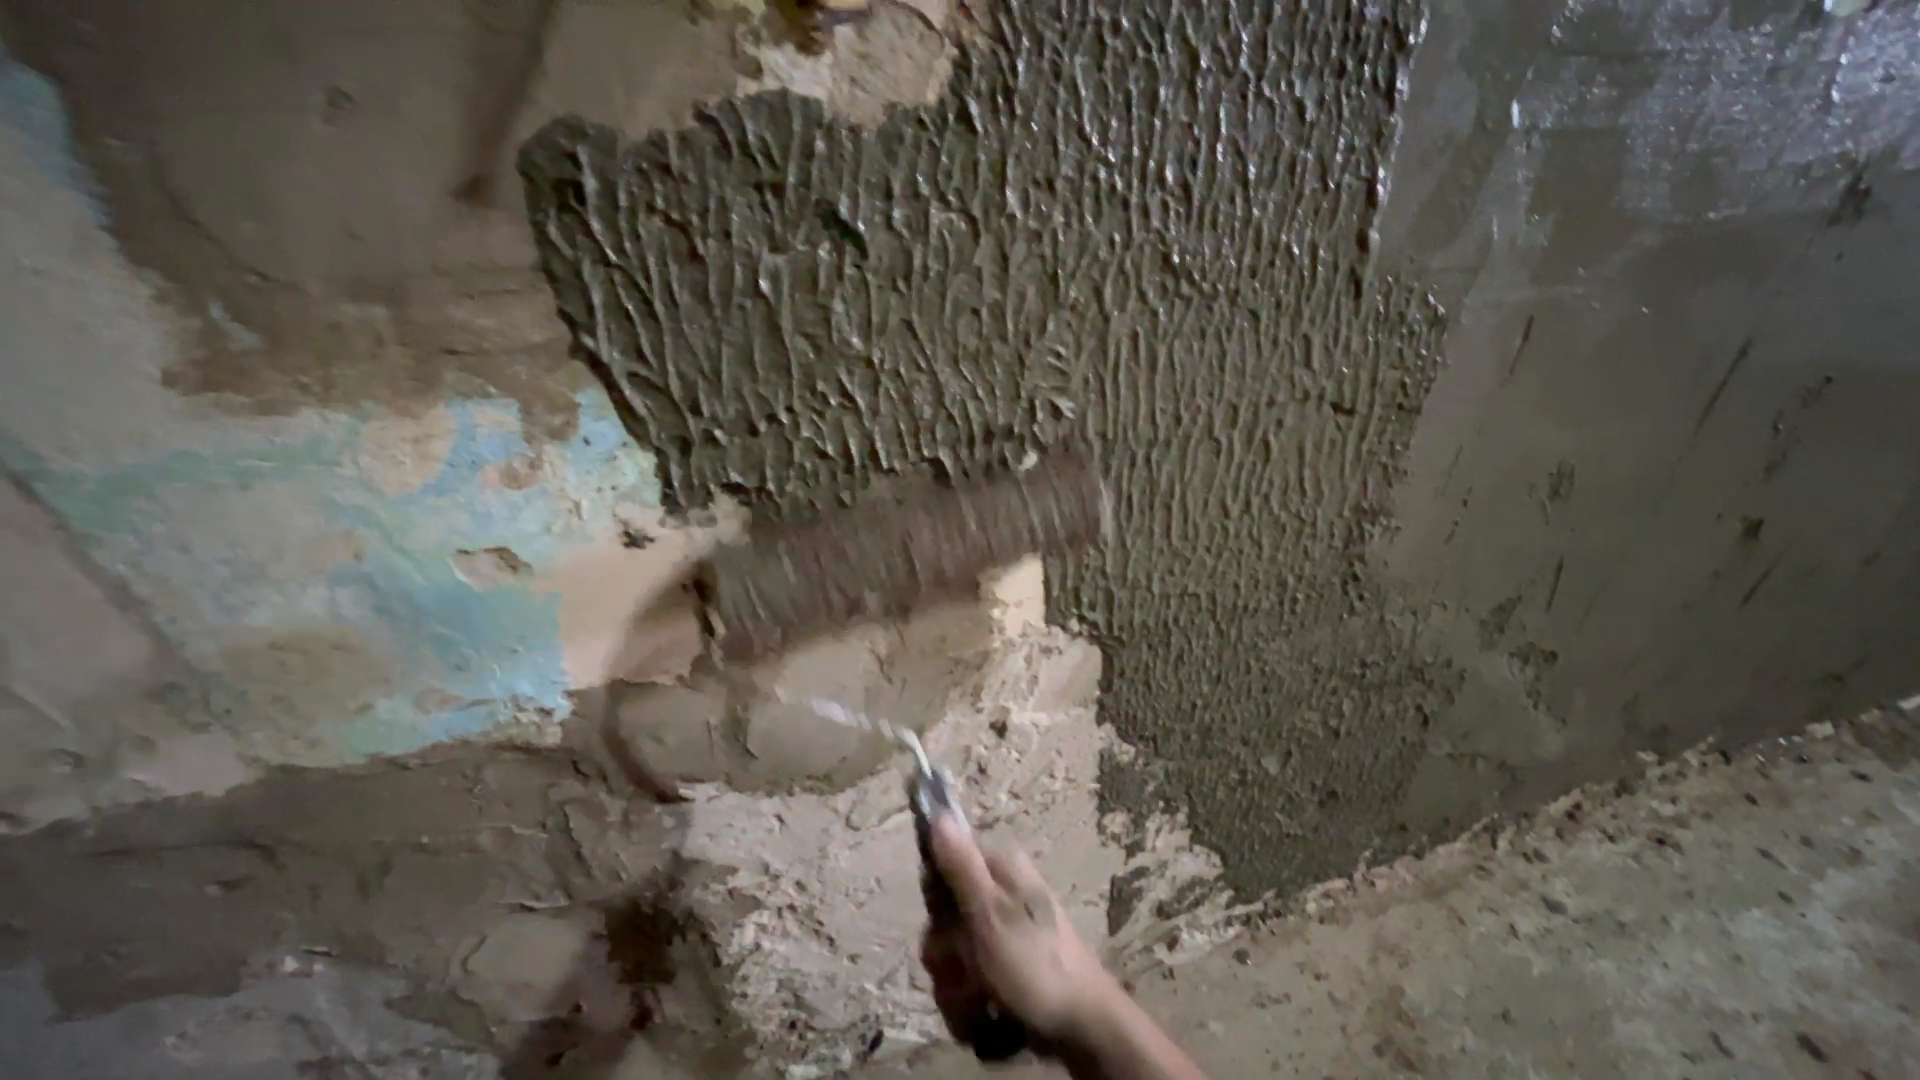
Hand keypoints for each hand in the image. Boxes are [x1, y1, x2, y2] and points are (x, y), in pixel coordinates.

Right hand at [919, 815, 1121, 1049]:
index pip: (941, 864)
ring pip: (950, 954)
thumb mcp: (992, 914)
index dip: (935, 898)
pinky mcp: (1002, 965)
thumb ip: (961, 867)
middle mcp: (999, 893)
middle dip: (946, 953)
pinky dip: (969, 1001)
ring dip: (956, 984)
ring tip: (980, 1000)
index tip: (946, 922)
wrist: (1082, 1026)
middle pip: (942, 916)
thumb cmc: (1036, 964)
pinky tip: (985, 1014)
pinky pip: (965, 979)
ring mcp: (1001, 932)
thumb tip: (938, 814)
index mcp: (999, 869)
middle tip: (967, 967)